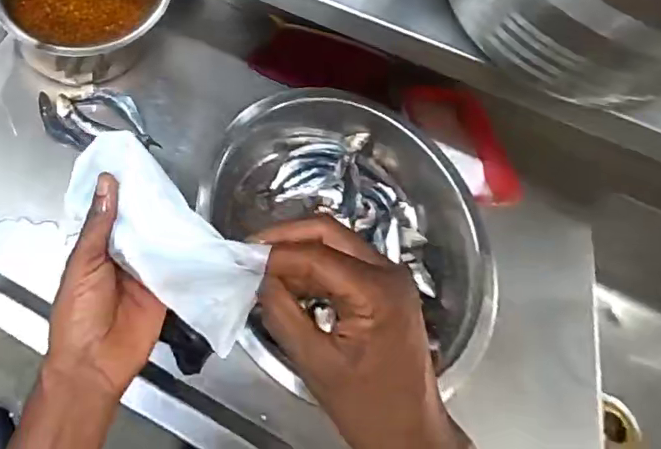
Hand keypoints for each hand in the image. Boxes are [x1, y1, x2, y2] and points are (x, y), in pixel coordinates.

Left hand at [13, 174, 166, 448]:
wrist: (92, 366)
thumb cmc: (75, 314)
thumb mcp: (83, 262)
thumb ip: (99, 223)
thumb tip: (107, 181)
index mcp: (98, 244)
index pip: (114, 209)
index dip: (125, 188)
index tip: (137, 161)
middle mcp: (122, 254)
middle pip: (140, 222)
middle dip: (151, 203)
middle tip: (166, 175)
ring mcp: (143, 271)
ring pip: (159, 240)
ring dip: (168, 224)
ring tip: (183, 195)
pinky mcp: (163, 289)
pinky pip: (175, 266)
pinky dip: (183, 252)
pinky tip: (194, 232)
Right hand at [254, 217, 470, 448]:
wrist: (415, 439)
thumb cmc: (372, 410)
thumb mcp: (316, 365)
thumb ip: (282, 315)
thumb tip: (259, 279)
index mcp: (377, 291)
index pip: (315, 255)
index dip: (276, 254)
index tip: (245, 259)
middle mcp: (388, 272)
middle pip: (327, 232)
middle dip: (286, 237)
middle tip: (253, 249)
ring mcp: (390, 277)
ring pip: (334, 241)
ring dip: (298, 249)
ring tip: (266, 264)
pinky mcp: (385, 286)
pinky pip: (343, 259)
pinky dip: (314, 264)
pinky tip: (291, 280)